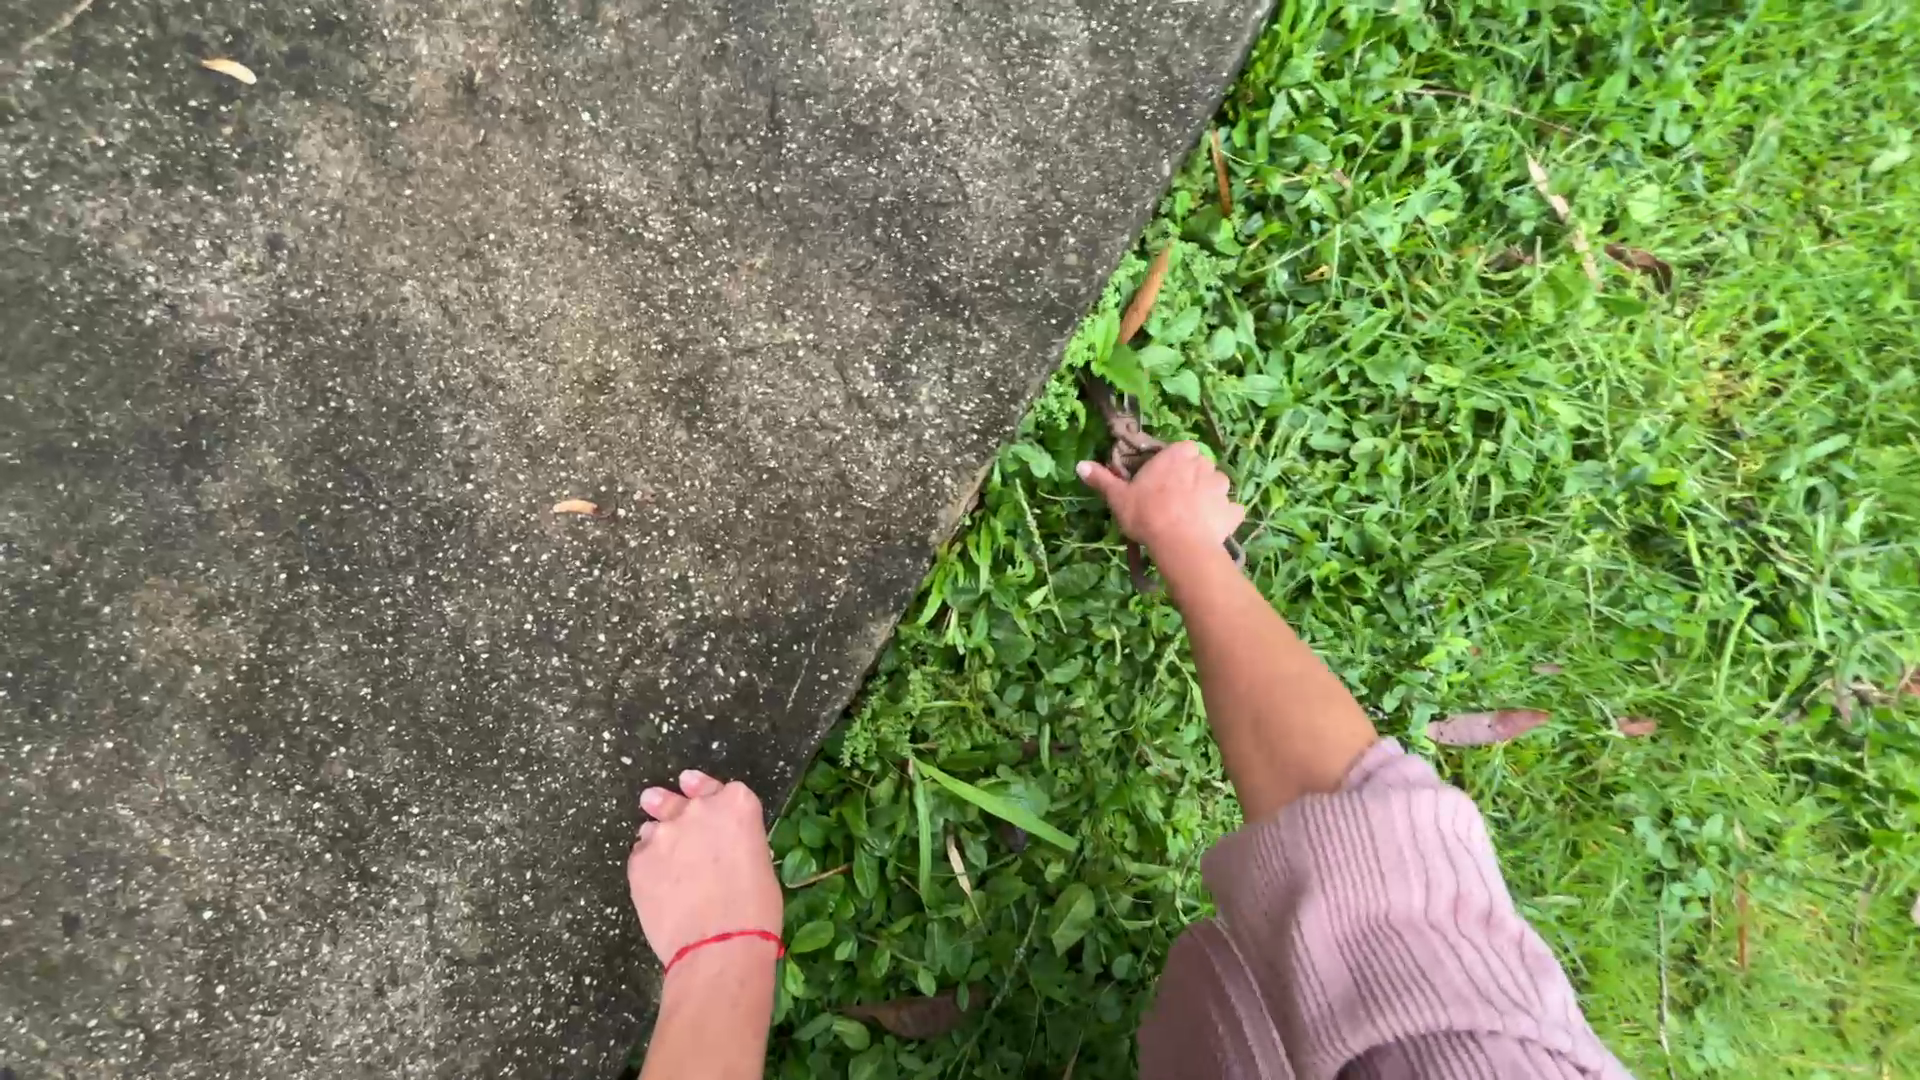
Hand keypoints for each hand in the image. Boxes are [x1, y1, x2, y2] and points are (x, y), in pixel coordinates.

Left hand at [627, 770, 783, 968]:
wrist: (719, 944)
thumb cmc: (755, 907)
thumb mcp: (758, 860)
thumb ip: (734, 840)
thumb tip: (720, 848)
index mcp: (737, 804)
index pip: (722, 788)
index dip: (710, 793)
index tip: (698, 793)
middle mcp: (699, 809)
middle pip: (681, 797)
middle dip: (670, 801)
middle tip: (656, 801)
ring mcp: (665, 832)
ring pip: (654, 825)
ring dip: (657, 835)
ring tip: (659, 855)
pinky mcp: (639, 861)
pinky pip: (639, 855)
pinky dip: (646, 865)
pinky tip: (656, 885)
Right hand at [1077, 441, 1244, 559]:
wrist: (1179, 544)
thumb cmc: (1147, 514)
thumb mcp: (1118, 497)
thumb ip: (1103, 479)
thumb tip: (1080, 465)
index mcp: (1178, 455)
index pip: (1182, 448)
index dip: (1175, 462)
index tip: (1163, 478)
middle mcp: (1204, 465)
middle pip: (1200, 466)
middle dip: (1191, 477)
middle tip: (1173, 499)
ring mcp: (1222, 488)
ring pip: (1217, 486)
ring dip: (1208, 495)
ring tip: (1191, 515)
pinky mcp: (1233, 512)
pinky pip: (1230, 511)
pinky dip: (1222, 517)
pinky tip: (1209, 529)